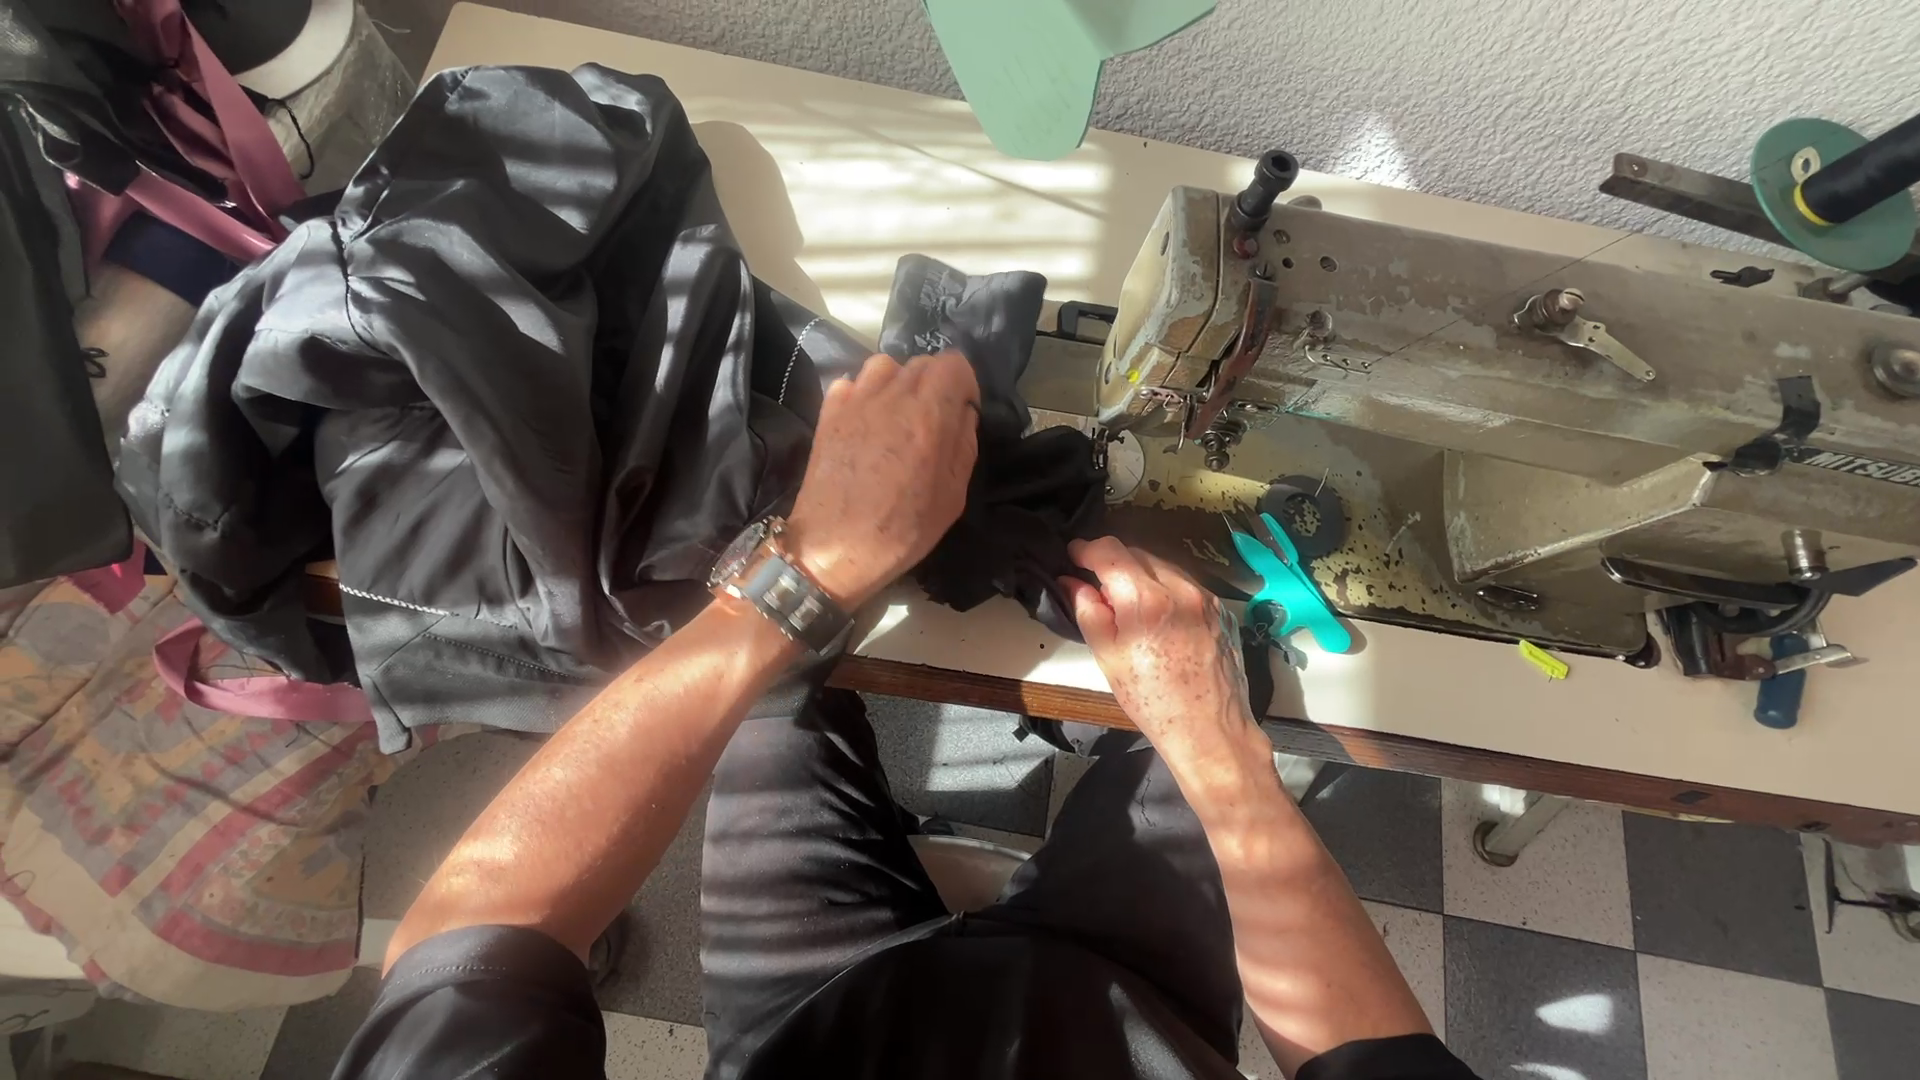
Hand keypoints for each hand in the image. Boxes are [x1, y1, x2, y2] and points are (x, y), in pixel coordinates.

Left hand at [786, 352, 979, 607]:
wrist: (834, 547)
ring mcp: (855, 400)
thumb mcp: (953, 496)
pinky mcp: (828, 412)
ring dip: (898, 384)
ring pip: (885, 366)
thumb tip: (963, 414)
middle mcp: (892, 396)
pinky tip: (867, 423)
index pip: (954, 363)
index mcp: (929, 414)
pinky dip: (864, 394)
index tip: (963, 410)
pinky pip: (852, 383)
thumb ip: (964, 445)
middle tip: (934, 420)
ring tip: (898, 416)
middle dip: (935, 384)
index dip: (965, 383)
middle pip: (921, 363)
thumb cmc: (902, 530)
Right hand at [1061, 537, 1265, 773]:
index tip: (1074, 556)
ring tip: (1130, 608)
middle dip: (1114, 564)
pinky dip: (1167, 590)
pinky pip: (1186, 584)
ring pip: (1163, 566)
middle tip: (1099, 590)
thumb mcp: (1106, 656)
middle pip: (1137, 553)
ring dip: (1141, 575)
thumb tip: (1071, 581)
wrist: (1209, 729)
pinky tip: (1160, 619)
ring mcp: (1206, 597)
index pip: (1110, 550)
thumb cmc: (1151, 699)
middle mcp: (1180, 588)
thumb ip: (1087, 610)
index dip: (1086, 549)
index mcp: (1146, 599)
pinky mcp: (1221, 608)